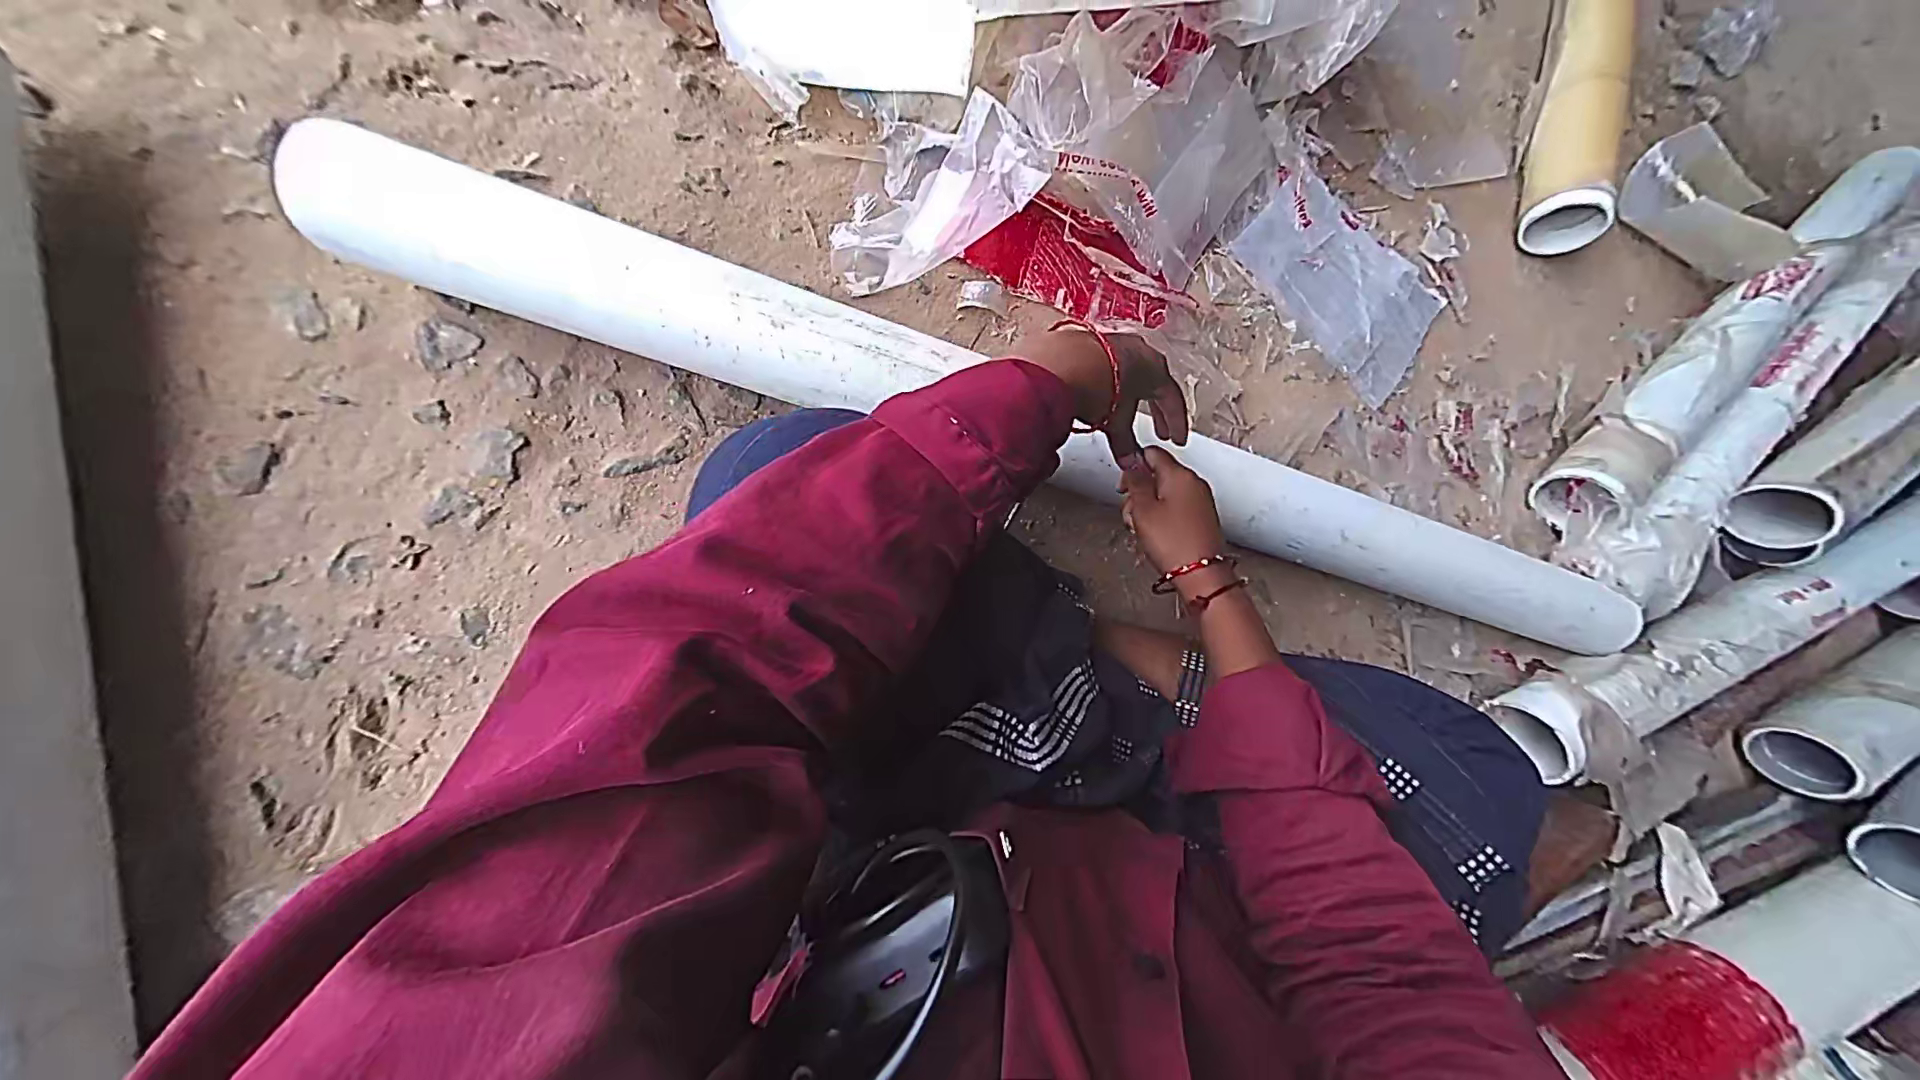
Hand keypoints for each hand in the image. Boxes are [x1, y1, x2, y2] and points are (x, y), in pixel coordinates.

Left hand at [1017, 326, 1189, 466]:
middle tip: (1160, 429)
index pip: (1172, 399)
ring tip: (1125, 415)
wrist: (1061, 362)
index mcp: (1155, 369)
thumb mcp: (1115, 421)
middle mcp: (1139, 351)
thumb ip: (1125, 442)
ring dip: (1132, 396)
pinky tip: (1101, 396)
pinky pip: (1107, 368)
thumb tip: (1130, 460)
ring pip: (1130, 374)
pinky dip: (1110, 385)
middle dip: (1156, 410)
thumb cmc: (1097, 385)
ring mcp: (1115, 343)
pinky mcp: (1091, 343)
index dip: (1176, 423)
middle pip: (1153, 384)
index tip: (1176, 438)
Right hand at [1119, 446, 1226, 579]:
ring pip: (1165, 493)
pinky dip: (1161, 516)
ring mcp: (1200, 501)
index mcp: (1180, 475)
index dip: (1132, 466)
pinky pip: (1175, 507)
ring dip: (1148, 506)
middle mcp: (1194, 483)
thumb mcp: (1142, 509)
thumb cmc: (1174, 544)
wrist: (1200, 574)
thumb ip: (1135, 482)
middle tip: (1131, 511)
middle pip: (1158, 475)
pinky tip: (1155, 534)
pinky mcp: (1201, 517)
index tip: (1124, 483)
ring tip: (1142, 527)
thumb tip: (1132, 465)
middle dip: (1139, 491)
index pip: (1152, 453)